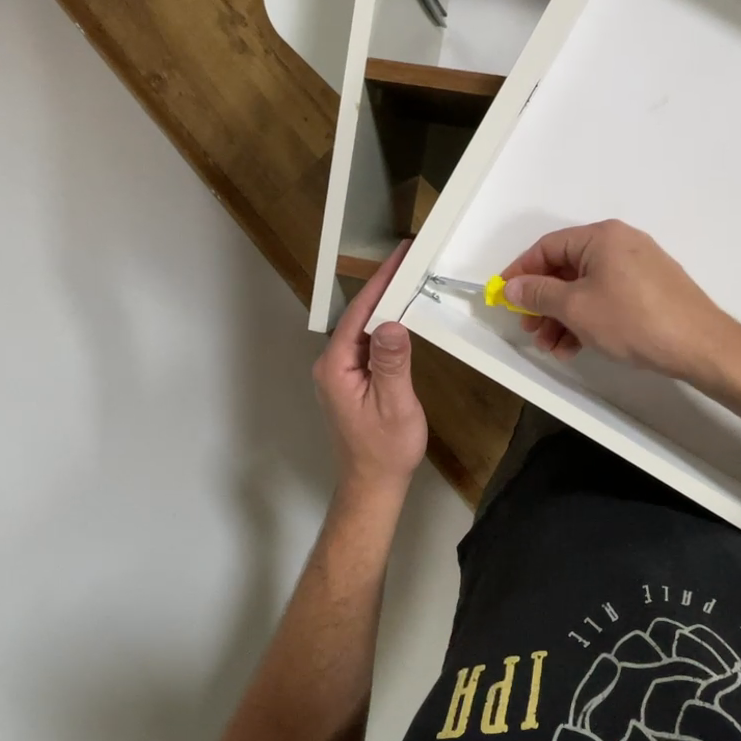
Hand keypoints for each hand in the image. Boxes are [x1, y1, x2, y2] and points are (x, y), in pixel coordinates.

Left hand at [313, 242, 426, 494]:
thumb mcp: (394, 405)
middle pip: (358, 316)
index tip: (400, 255)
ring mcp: (339, 373)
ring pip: (361, 330)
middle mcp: (331, 365)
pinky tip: (399, 318)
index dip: (380, 281)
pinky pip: (365, 345)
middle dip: (382, 287)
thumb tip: (390, 323)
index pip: (359, 312)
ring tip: (408, 279)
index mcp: (336, 366)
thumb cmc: (385, 450)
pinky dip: (383, 328)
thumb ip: (391, 363)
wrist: (373, 485)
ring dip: (383, 306)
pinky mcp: (350, 381)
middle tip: (409, 259)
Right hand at [500, 220, 733, 379]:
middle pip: (566, 269)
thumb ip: (539, 295)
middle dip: (543, 303)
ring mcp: (637, 268)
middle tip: (529, 329)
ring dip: (562, 318)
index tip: (504, 297)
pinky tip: (575, 348)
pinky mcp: (649, 292)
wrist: (699, 345)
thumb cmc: (632, 320)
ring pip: (585, 289)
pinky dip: (587, 320)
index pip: (548, 247)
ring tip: (551, 348)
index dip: (521, 272)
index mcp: (601, 237)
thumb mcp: (576, 308)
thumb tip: (513, 288)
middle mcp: (620, 245)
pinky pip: (606, 299)